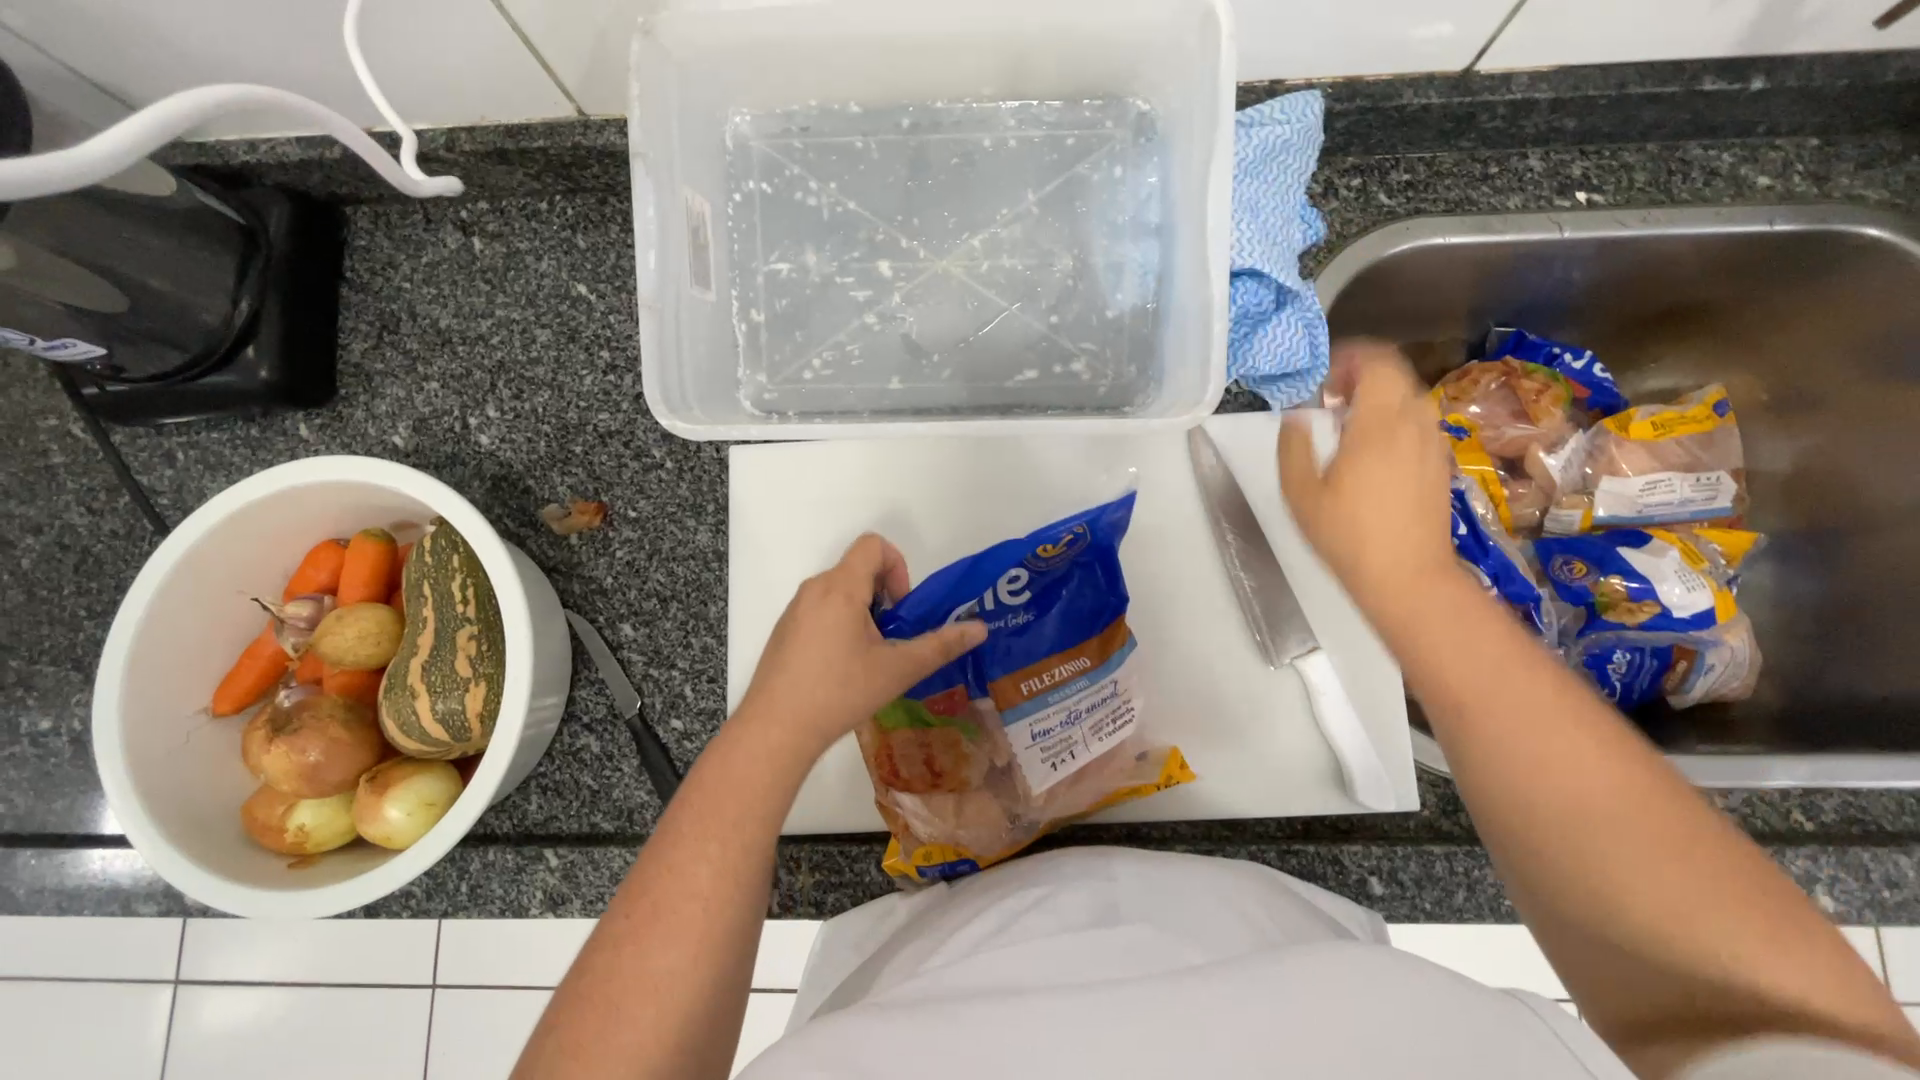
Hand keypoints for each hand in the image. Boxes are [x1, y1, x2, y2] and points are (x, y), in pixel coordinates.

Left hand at [734, 534, 988, 756]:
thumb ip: (941, 645)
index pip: (873, 545)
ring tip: (869, 659)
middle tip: (891, 640)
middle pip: (858, 569)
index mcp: (840, 587)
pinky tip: (842, 670)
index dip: (897, 567)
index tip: (902, 609)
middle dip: (884, 596)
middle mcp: (814, 589)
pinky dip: (840, 626)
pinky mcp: (784, 631)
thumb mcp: (898, 669)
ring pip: (839, 592)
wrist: (776, 729)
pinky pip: (820, 611)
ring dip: (863, 613)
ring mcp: (795, 610)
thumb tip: (979, 629)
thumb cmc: (840, 692)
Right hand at [1279, 339, 1455, 607]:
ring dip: (1379, 397)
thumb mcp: (1301, 495)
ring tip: (1347, 422)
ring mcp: (1433, 443)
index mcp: (1379, 424)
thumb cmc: (1348, 536)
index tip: (1322, 378)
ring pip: (1410, 397)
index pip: (1377, 362)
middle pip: (1396, 374)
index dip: (1350, 357)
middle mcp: (1413, 424)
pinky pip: (1418, 421)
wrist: (1408, 577)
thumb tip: (1297, 418)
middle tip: (1329, 398)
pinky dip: (1394, 418)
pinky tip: (1371, 449)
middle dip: (1361, 374)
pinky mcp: (1441, 462)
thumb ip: (1293, 447)